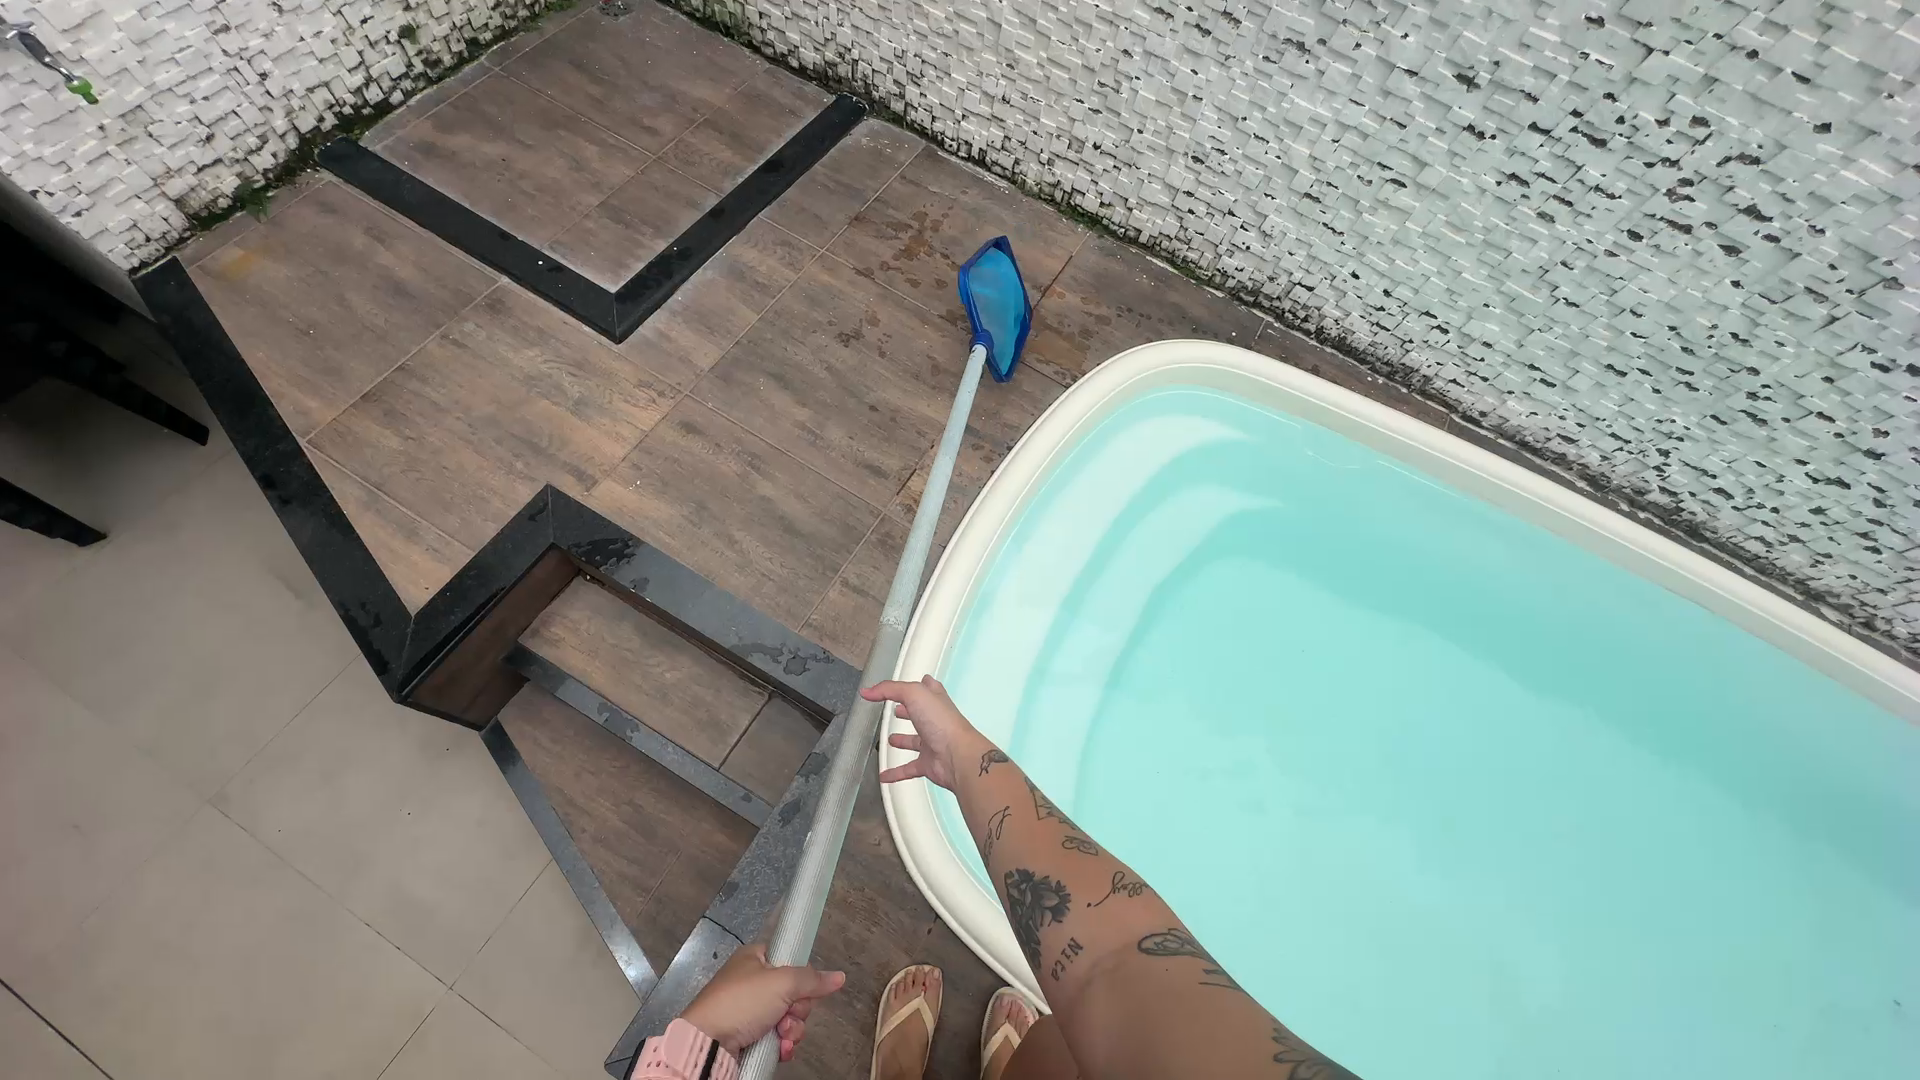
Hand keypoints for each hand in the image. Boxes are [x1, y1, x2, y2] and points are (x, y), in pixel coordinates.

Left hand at [678, 944, 845, 1060]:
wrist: (706, 1044)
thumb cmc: (742, 1002)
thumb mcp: (782, 982)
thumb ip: (812, 979)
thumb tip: (840, 977)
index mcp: (755, 958)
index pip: (790, 961)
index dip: (800, 977)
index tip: (800, 989)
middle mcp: (752, 983)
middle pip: (793, 993)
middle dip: (797, 1009)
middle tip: (787, 1015)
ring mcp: (749, 1012)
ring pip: (787, 1017)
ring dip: (791, 1029)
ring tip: (782, 1036)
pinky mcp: (747, 1037)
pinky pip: (776, 1037)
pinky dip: (782, 1045)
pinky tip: (781, 1050)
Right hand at [865, 675, 990, 791]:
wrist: (957, 756)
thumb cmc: (943, 722)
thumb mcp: (914, 694)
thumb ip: (889, 689)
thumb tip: (869, 691)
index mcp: (934, 701)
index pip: (926, 689)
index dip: (917, 686)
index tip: (905, 686)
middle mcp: (935, 721)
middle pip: (920, 714)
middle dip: (908, 712)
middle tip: (897, 711)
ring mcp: (933, 742)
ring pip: (915, 741)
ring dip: (904, 740)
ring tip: (891, 740)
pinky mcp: (929, 763)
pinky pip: (909, 768)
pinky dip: (896, 773)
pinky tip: (885, 775)